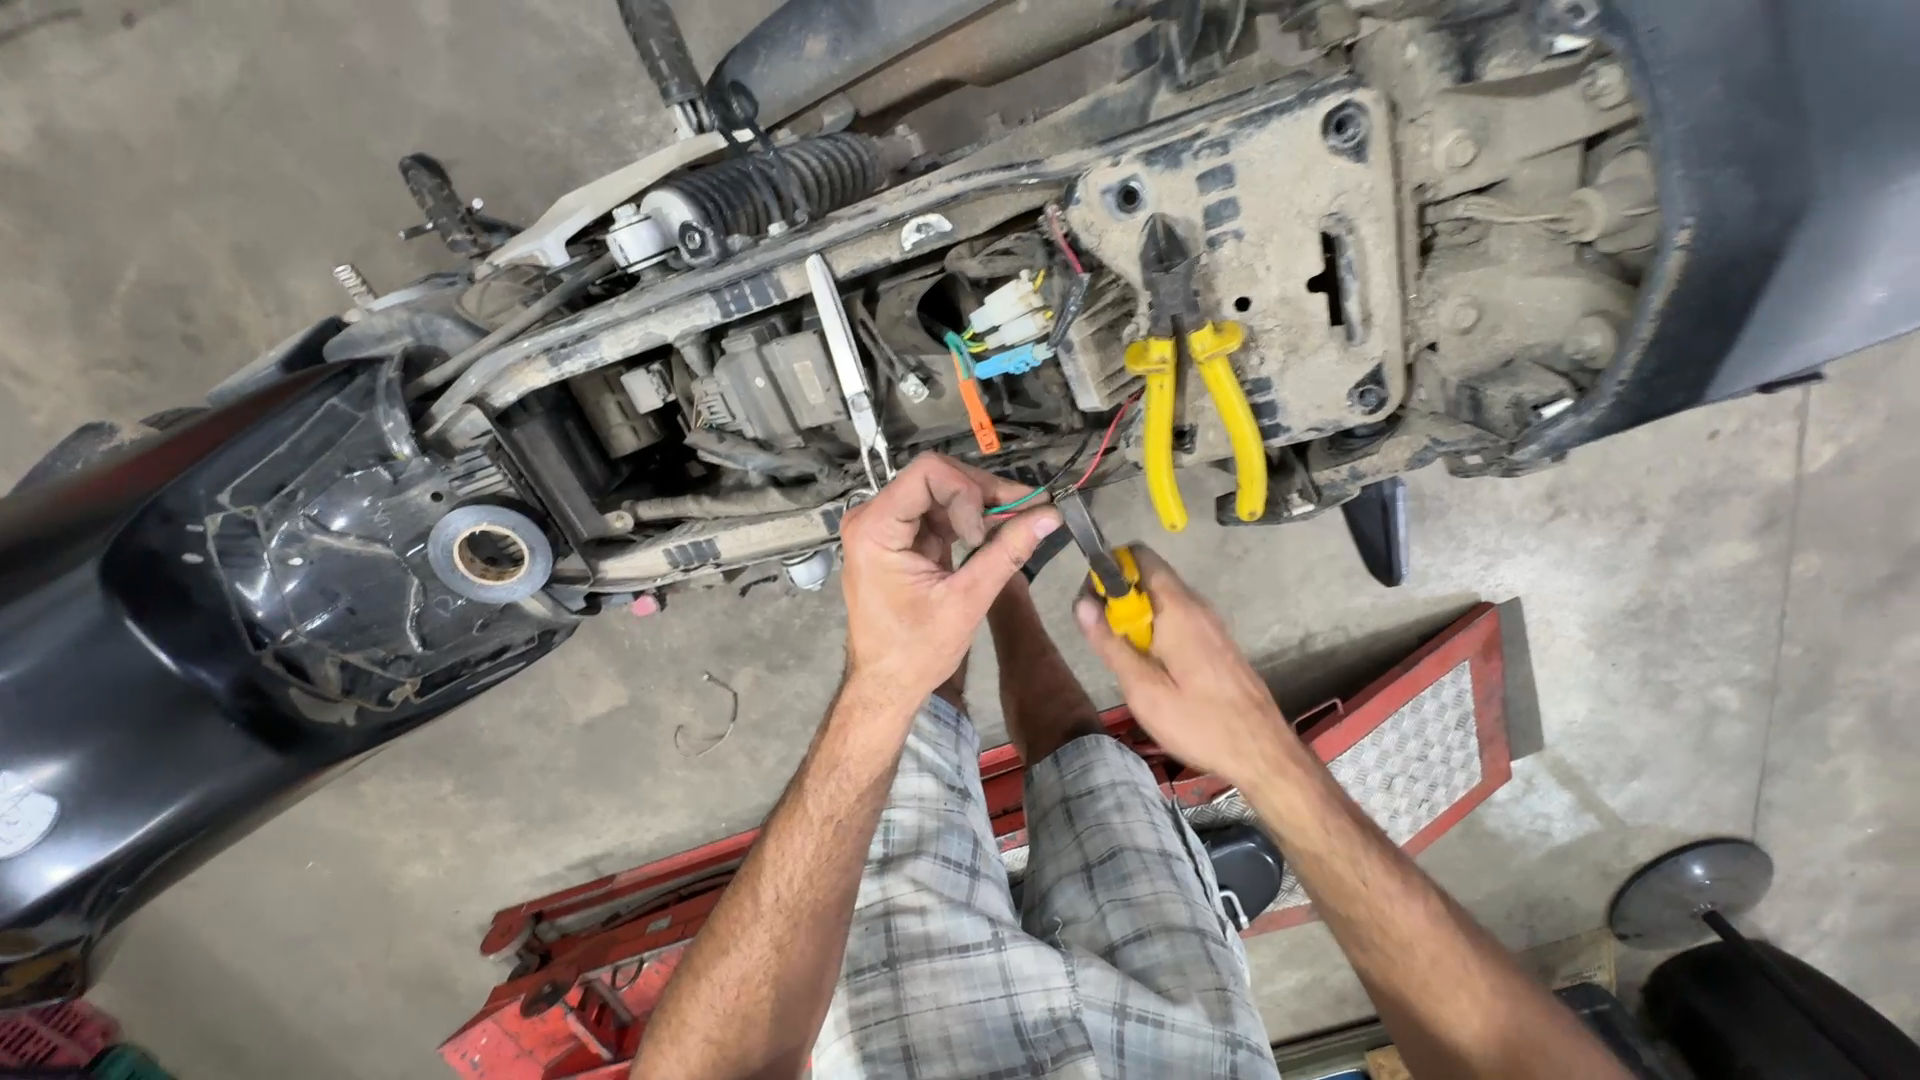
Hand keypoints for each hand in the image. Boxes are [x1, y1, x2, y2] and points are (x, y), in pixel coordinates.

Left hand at [840, 454, 1060, 708]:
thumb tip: (1050, 516)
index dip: (969, 491)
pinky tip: (1000, 533)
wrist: (886, 685)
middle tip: (1028, 511)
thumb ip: (1006, 553)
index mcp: (875, 528)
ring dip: (982, 506)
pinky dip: (971, 521)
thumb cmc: (915, 651)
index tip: (985, 532)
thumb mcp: (966, 601)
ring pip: (942, 493)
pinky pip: (940, 514)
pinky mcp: (900, 539)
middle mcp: (873, 517)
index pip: (928, 472)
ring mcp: (885, 526)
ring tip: (1021, 522)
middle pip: (936, 478)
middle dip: (983, 494)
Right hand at [1074, 547, 1299, 786]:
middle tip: (1102, 637)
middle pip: (1149, 577)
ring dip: (1136, 616)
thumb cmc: (1199, 722)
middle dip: (1118, 597)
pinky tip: (1151, 668)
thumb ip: (1111, 643)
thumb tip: (1081, 603)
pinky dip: (1156, 630)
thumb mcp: (1143, 689)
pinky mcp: (1217, 642)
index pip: (1139, 557)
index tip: (1090, 604)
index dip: (1108, 571)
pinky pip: (1178, 619)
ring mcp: (1210, 624)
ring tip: (1122, 656)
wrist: (1262, 753)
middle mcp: (1196, 605)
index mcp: (1177, 608)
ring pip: (1163, 600)